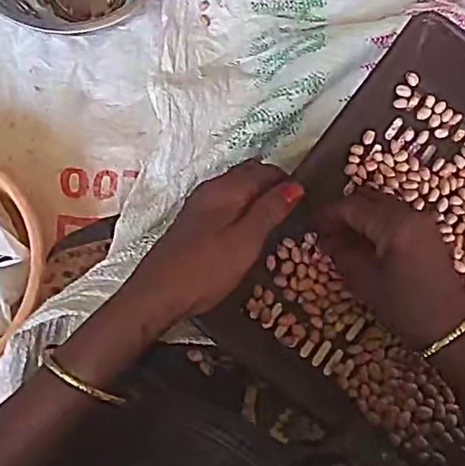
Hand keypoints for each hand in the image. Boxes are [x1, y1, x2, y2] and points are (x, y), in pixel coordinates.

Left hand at [117, 161, 303, 333]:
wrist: (157, 294)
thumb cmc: (206, 269)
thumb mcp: (246, 241)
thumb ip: (269, 211)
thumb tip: (294, 185)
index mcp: (225, 189)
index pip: (263, 170)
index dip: (286, 180)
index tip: (307, 197)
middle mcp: (210, 190)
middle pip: (248, 174)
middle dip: (273, 183)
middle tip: (296, 205)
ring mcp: (199, 207)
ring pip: (236, 189)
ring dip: (257, 196)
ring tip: (278, 217)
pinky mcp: (192, 225)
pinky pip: (226, 204)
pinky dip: (243, 208)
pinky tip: (250, 228)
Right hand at [314, 187, 464, 349]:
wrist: (450, 328)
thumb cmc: (406, 308)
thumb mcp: (367, 282)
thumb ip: (344, 254)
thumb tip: (327, 239)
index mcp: (394, 225)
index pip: (354, 206)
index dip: (330, 213)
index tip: (313, 223)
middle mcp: (411, 214)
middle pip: (370, 199)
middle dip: (346, 211)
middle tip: (326, 230)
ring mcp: (423, 222)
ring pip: (384, 205)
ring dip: (362, 215)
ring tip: (343, 237)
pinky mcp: (429, 233)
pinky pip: (397, 216)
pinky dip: (378, 222)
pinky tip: (366, 242)